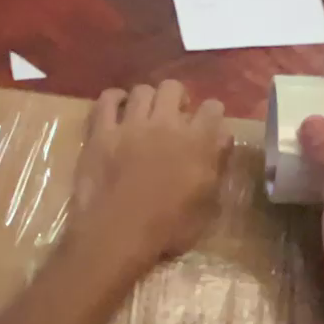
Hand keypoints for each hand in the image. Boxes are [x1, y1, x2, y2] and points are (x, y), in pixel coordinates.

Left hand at [71, 81, 228, 267]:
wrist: (116, 236)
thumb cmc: (167, 229)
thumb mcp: (207, 206)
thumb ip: (217, 166)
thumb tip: (222, 138)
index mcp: (197, 142)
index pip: (213, 108)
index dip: (212, 113)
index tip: (208, 125)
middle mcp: (165, 124)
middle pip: (173, 88)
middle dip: (177, 98)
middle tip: (174, 116)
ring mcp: (130, 125)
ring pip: (141, 90)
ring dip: (147, 100)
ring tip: (145, 115)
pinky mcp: (101, 133)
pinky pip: (106, 100)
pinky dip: (114, 100)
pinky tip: (117, 108)